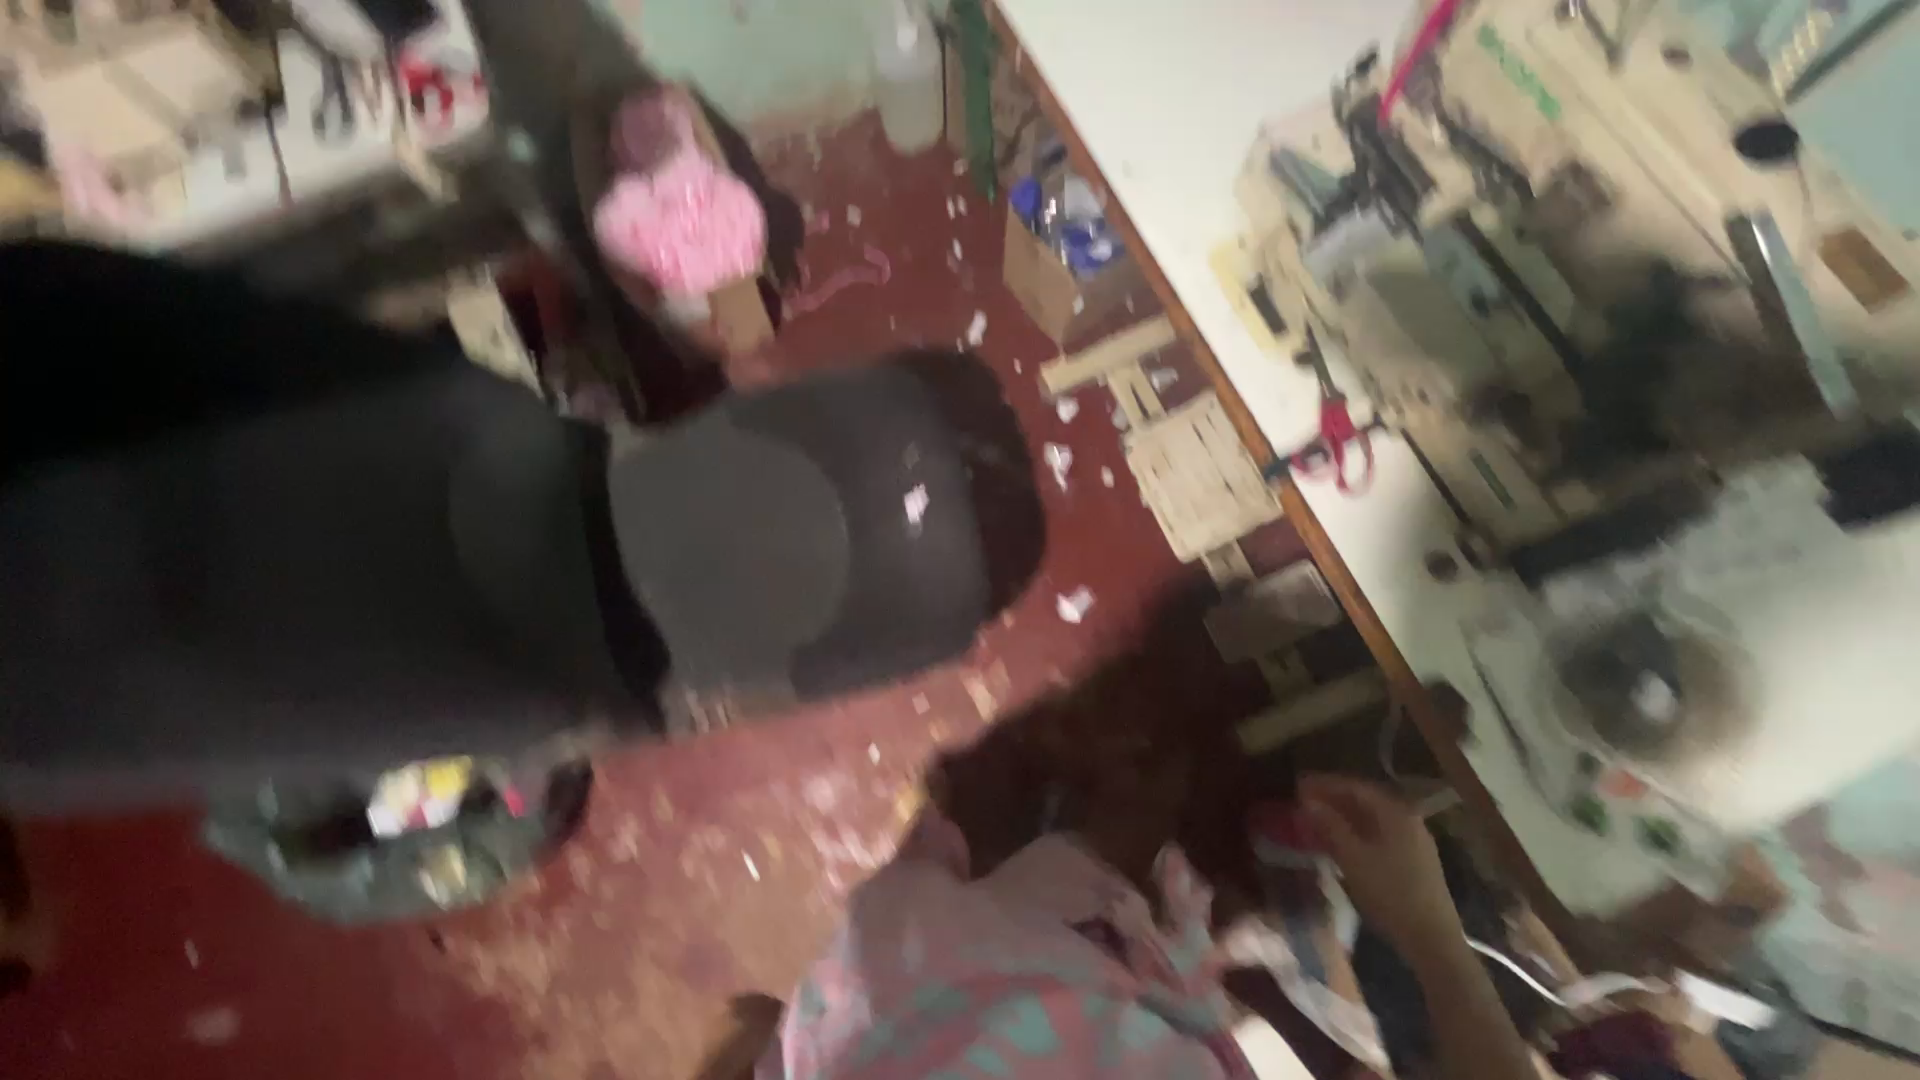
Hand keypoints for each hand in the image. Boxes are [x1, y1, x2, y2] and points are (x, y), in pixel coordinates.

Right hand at [1299, 774, 1465, 969]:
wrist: (1432, 940)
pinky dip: (1357, 831)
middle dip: (1333, 798)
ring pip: (1372, 818)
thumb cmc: (1389, 893)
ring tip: (1317, 819)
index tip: (1298, 784)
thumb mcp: (1352, 857)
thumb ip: (1329, 824)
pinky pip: (1380, 834)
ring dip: (1344, 815)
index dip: (1324, 783)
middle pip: (1365, 800)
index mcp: (1395, 812)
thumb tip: (1308, 800)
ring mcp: (1415, 840)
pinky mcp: (1415, 860)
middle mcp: (1408, 819)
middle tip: (1304, 800)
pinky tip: (1341, 841)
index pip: (1354, 786)